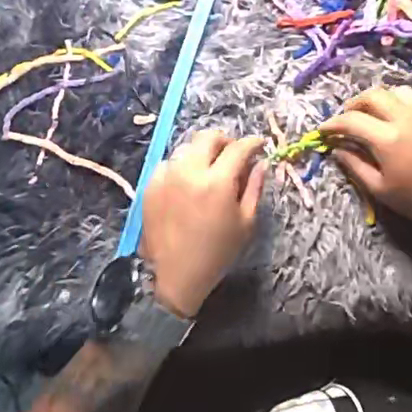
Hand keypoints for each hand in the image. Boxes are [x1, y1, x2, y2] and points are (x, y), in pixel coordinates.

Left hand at [138, 131, 266, 317]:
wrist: (175, 275)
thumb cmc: (217, 252)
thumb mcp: (245, 222)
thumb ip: (255, 188)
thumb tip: (261, 163)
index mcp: (217, 182)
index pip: (238, 148)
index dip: (253, 142)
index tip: (259, 144)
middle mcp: (189, 171)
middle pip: (208, 137)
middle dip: (225, 140)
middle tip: (233, 153)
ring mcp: (166, 176)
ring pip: (186, 148)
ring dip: (202, 152)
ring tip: (209, 169)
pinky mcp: (150, 185)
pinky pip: (168, 164)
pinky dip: (181, 166)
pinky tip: (187, 182)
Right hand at [321, 85, 411, 234]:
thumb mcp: (382, 191)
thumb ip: (356, 167)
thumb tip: (338, 149)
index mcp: (387, 139)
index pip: (351, 120)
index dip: (333, 123)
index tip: (323, 130)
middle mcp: (406, 118)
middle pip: (373, 95)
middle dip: (354, 103)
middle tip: (347, 118)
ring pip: (397, 90)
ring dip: (380, 98)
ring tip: (375, 114)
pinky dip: (402, 103)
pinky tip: (401, 118)